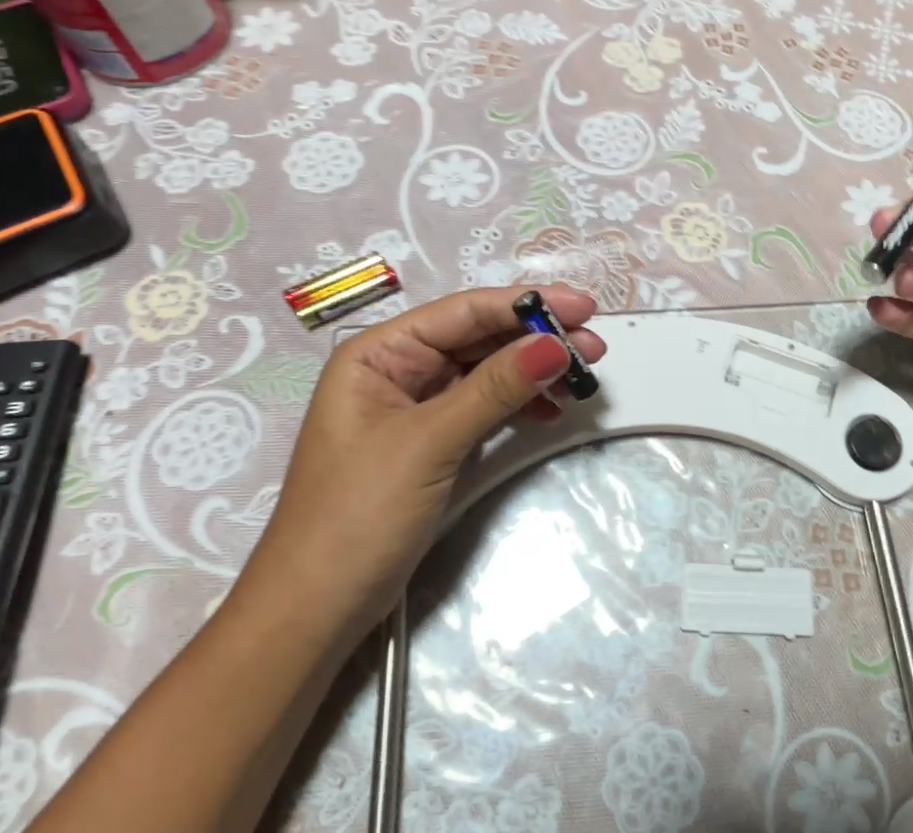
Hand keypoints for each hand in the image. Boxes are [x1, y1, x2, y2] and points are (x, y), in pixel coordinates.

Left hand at [241, 286, 606, 636]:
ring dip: (532, 373)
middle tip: (595, 348)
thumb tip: (554, 344)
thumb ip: (494, 389)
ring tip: (583, 380)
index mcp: (378, 354)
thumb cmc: (358, 514)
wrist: (317, 607)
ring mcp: (413, 409)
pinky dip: (517, 406)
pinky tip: (550, 410)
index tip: (584, 306)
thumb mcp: (429, 443)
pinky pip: (481, 408)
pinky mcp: (430, 445)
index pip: (462, 313)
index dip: (525, 304)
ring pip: (484, 374)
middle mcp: (395, 372)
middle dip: (535, 339)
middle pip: (477, 339)